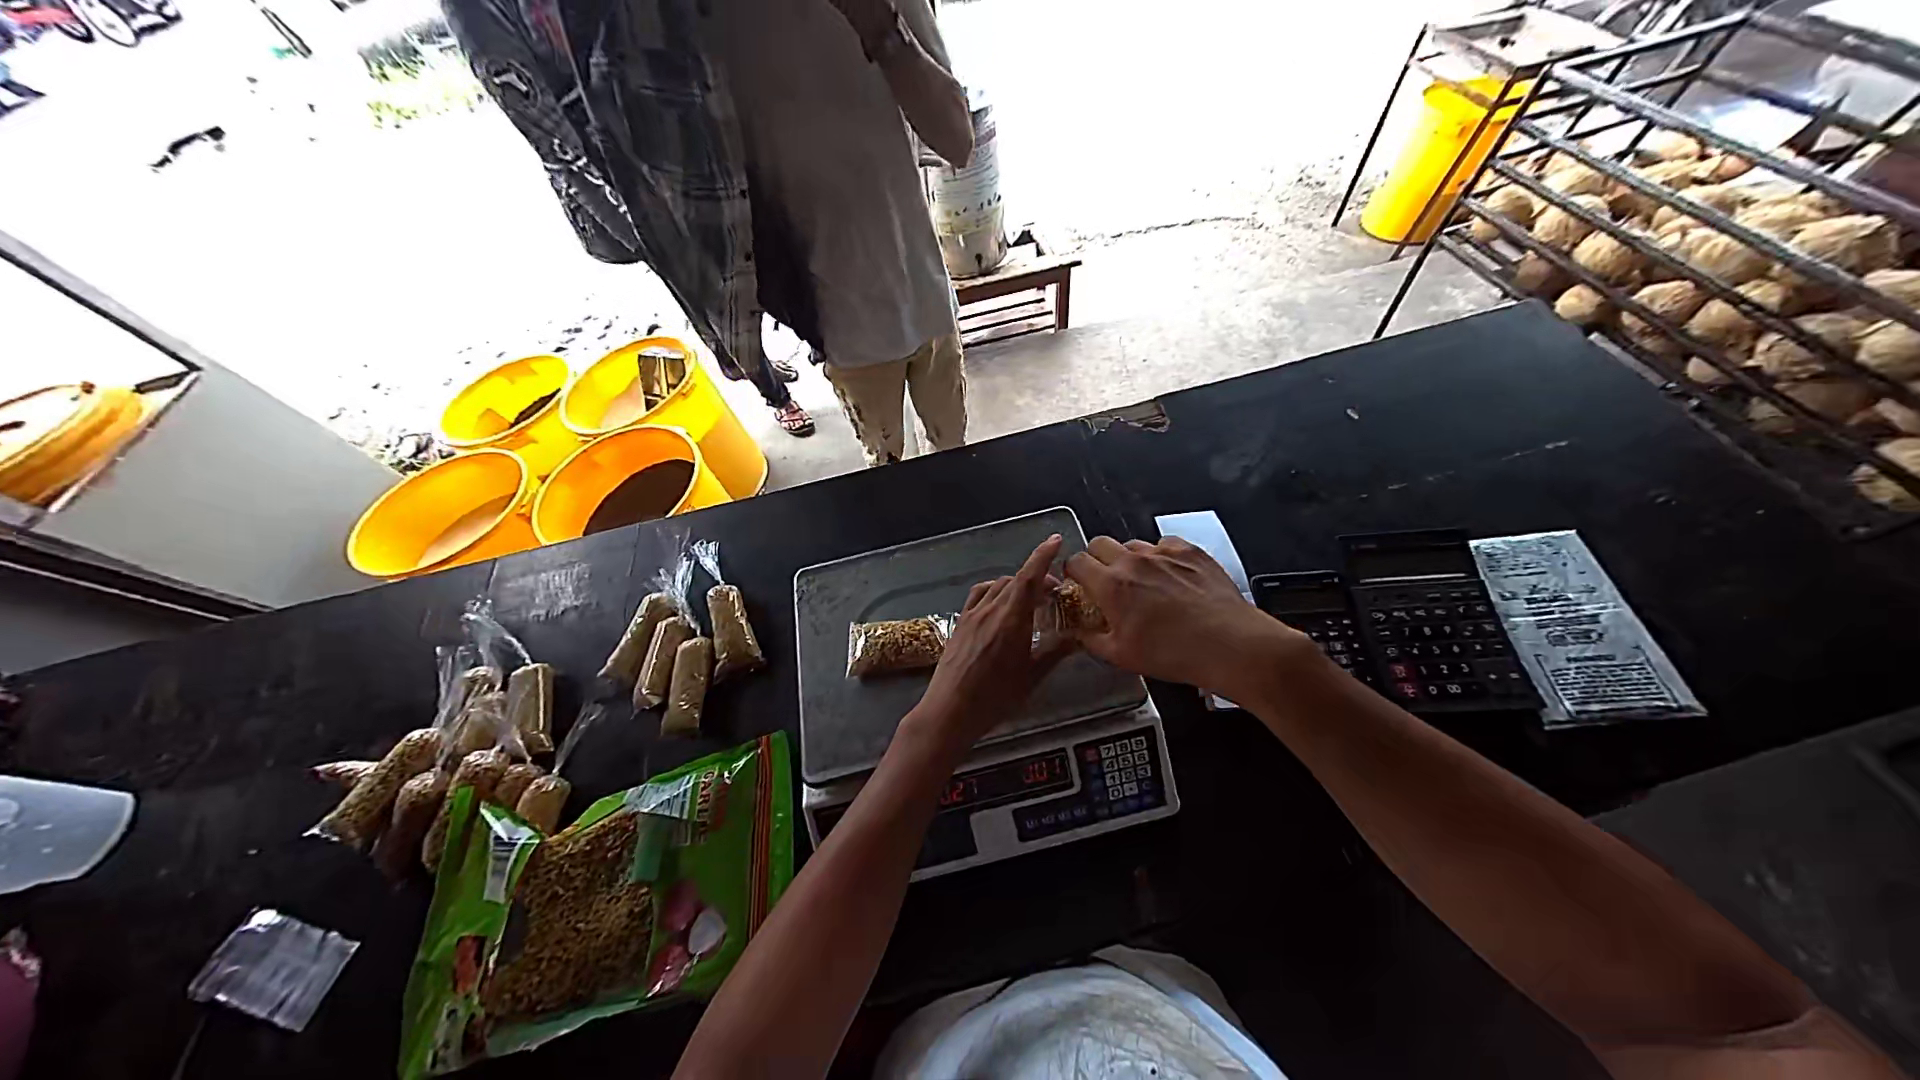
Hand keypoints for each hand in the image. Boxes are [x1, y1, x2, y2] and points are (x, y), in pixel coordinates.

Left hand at [912, 535, 1068, 748]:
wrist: (950, 711)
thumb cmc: (993, 698)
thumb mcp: (1032, 677)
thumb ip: (1055, 652)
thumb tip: (1077, 638)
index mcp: (1011, 619)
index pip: (1029, 577)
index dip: (1043, 555)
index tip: (1054, 541)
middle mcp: (989, 611)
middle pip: (1015, 581)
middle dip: (1037, 579)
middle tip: (1054, 594)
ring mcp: (971, 616)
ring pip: (997, 587)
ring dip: (1016, 586)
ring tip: (1029, 600)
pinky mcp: (960, 625)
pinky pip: (978, 597)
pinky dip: (994, 593)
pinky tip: (999, 607)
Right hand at [1065, 535, 1312, 700]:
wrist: (1230, 645)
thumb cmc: (1179, 652)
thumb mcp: (1121, 656)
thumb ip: (1092, 639)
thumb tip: (1082, 634)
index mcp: (1112, 586)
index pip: (1076, 561)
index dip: (1073, 572)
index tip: (1078, 582)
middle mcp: (1135, 562)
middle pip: (1099, 543)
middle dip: (1096, 559)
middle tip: (1104, 580)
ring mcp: (1164, 554)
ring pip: (1132, 544)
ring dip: (1128, 559)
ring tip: (1140, 582)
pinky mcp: (1190, 553)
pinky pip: (1164, 544)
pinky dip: (1160, 556)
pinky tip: (1167, 576)